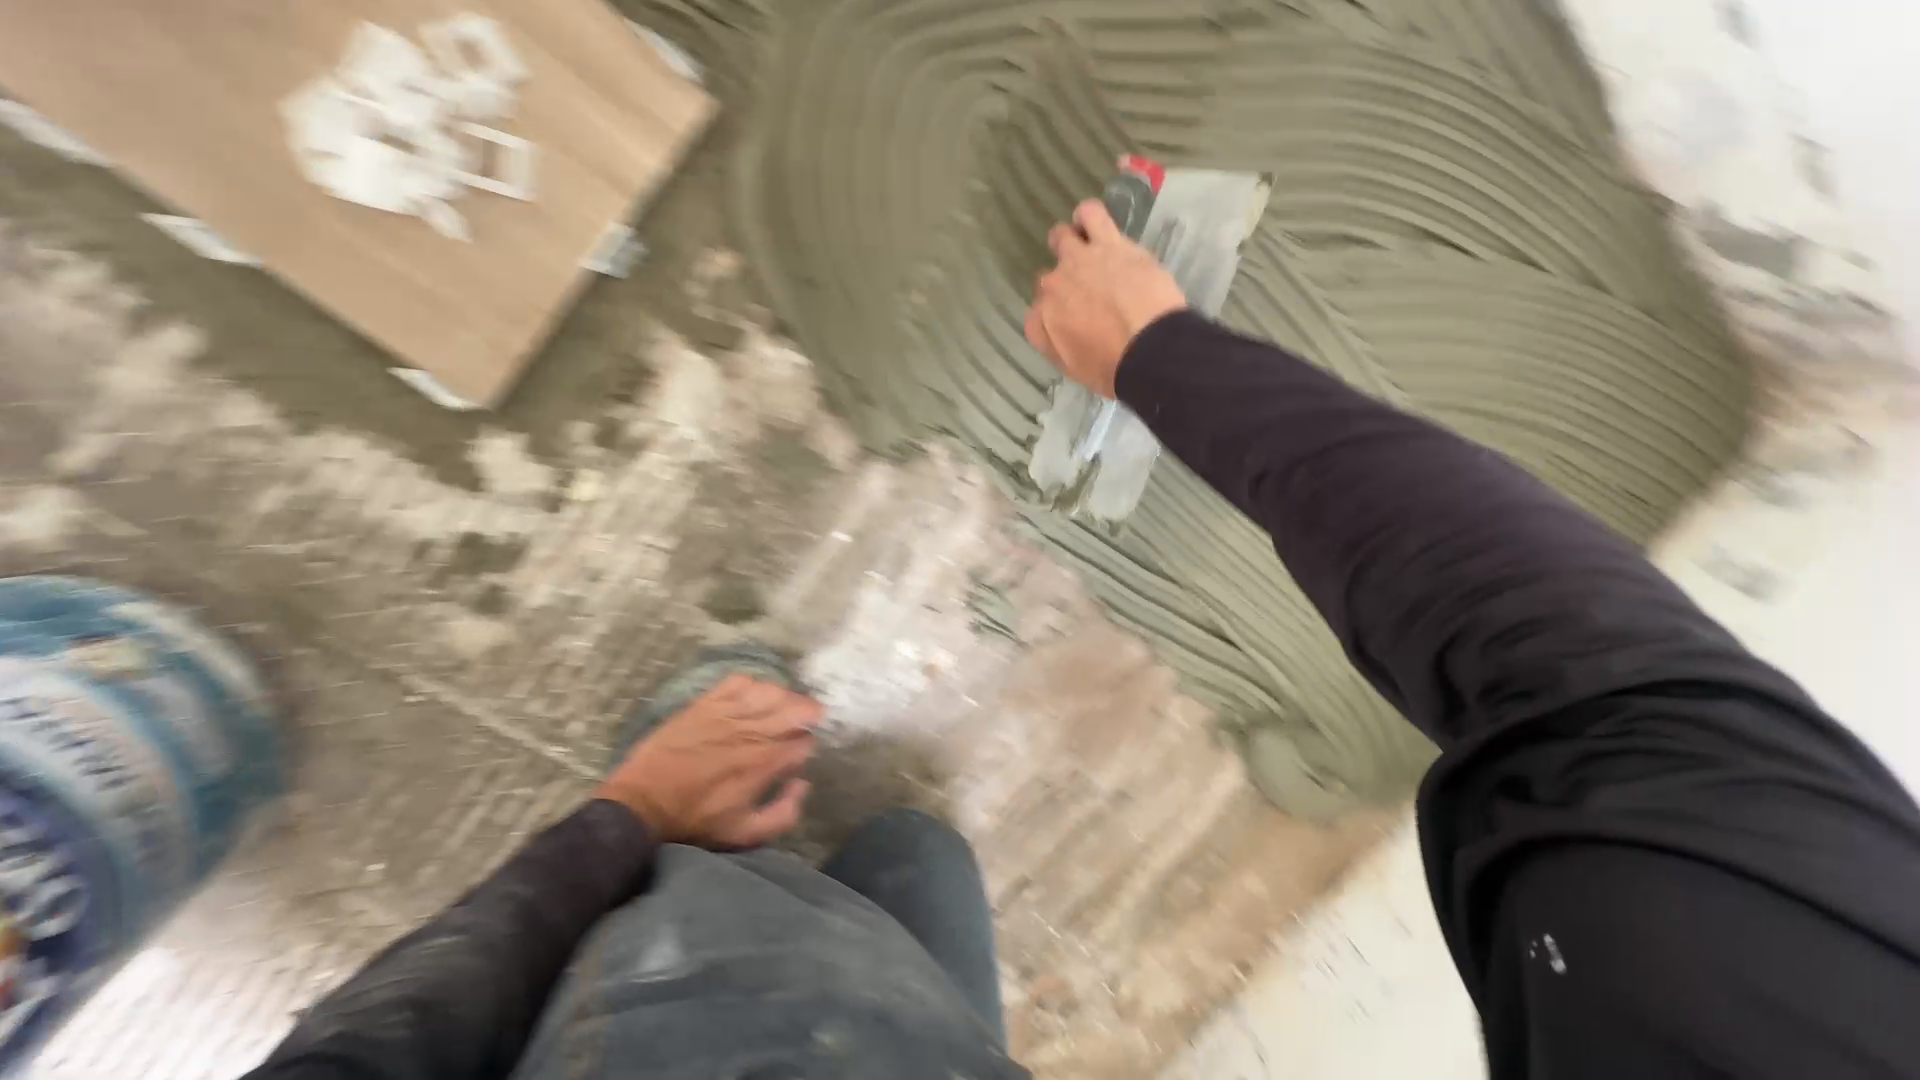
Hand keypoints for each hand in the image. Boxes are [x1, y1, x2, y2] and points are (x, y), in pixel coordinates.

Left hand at [597, 674, 823, 848]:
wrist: (642, 804)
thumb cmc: (694, 821)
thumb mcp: (744, 834)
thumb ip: (784, 814)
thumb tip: (802, 784)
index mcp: (764, 763)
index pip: (805, 742)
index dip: (808, 748)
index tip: (799, 757)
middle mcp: (752, 731)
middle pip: (797, 707)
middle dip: (809, 715)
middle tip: (807, 724)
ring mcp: (727, 712)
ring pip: (771, 690)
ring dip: (784, 697)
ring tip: (782, 707)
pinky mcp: (704, 703)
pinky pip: (738, 681)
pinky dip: (751, 685)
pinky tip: (750, 698)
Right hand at [1025, 198, 1188, 397]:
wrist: (1148, 350)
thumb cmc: (1112, 368)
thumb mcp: (1071, 367)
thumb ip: (1053, 342)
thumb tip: (1048, 322)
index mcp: (1043, 321)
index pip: (1039, 310)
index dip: (1056, 313)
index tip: (1073, 319)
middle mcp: (1053, 286)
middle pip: (1048, 276)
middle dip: (1063, 281)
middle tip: (1085, 288)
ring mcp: (1079, 260)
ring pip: (1063, 236)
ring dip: (1070, 241)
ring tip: (1084, 246)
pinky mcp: (1109, 243)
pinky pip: (1091, 214)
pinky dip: (1089, 216)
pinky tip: (1095, 222)